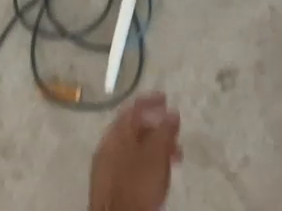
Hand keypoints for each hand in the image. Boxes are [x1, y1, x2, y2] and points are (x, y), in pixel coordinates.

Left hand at [89, 92, 182, 210]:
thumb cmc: (138, 183)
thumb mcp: (157, 153)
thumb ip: (165, 129)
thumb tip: (172, 112)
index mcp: (117, 133)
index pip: (133, 107)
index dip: (151, 100)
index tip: (167, 100)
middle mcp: (108, 145)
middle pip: (134, 127)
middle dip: (157, 128)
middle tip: (175, 135)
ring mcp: (106, 164)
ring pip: (133, 146)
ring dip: (154, 146)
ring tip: (173, 158)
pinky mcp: (109, 183)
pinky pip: (129, 162)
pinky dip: (145, 160)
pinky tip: (157, 172)